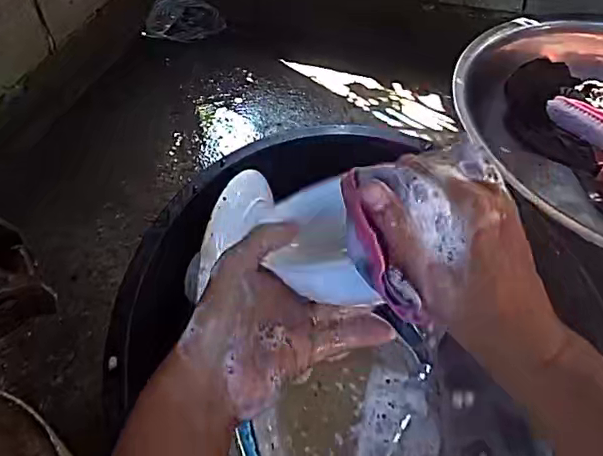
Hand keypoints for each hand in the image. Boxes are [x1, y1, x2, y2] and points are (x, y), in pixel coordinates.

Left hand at [173, 223, 395, 422]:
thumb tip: (296, 224)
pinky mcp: (306, 350)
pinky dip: (362, 334)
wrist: (212, 379)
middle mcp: (287, 295)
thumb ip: (262, 239)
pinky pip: (339, 339)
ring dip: (363, 301)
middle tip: (381, 255)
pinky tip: (384, 327)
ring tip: (391, 287)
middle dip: (351, 270)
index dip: (325, 240)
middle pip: (326, 279)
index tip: (352, 226)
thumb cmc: (217, 319)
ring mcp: (298, 324)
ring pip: (338, 308)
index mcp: (270, 273)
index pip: (304, 252)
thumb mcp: (233, 266)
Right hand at [355, 146, 569, 372]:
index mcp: (476, 202)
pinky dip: (450, 206)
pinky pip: (471, 196)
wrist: (529, 343)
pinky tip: (437, 231)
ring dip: (431, 197)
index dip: (396, 177)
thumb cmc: (479, 318)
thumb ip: (398, 230)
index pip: (426, 168)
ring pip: (455, 184)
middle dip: (413, 187)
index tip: (378, 192)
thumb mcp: (430, 279)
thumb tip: (370, 191)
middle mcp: (493, 194)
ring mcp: (503, 204)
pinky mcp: (508, 216)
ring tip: (410, 220)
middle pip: (441, 173)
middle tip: (390, 210)